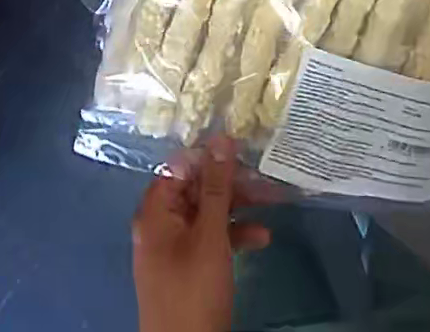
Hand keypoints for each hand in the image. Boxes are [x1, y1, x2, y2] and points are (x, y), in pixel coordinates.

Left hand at [132, 136, 272, 331]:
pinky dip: (235, 233)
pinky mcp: (190, 265)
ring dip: (240, 205)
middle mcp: (162, 224)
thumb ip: (216, 186)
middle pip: (198, 187)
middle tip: (265, 176)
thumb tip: (221, 138)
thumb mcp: (210, 234)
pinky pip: (213, 236)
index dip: (210, 153)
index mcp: (156, 212)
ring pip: (210, 210)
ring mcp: (175, 246)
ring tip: (273, 200)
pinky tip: (261, 237)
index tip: (242, 144)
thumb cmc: (194, 291)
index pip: (182, 165)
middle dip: (233, 182)